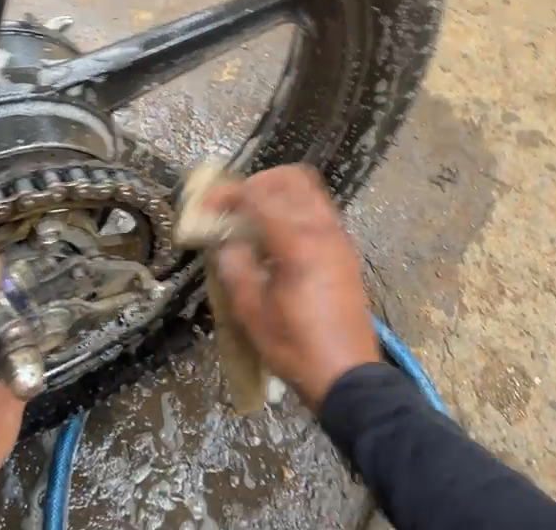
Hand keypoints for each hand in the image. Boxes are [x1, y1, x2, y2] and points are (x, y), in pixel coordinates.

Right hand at [208, 164, 381, 410]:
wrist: (349, 376)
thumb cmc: (296, 346)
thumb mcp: (251, 311)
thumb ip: (234, 265)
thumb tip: (225, 240)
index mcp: (297, 241)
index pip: (257, 196)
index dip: (227, 195)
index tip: (206, 207)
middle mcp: (322, 228)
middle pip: (291, 178)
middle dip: (257, 182)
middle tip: (235, 204)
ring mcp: (339, 237)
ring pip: (309, 191)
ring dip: (279, 194)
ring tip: (254, 219)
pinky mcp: (346, 250)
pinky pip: (320, 211)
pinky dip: (296, 210)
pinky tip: (278, 238)